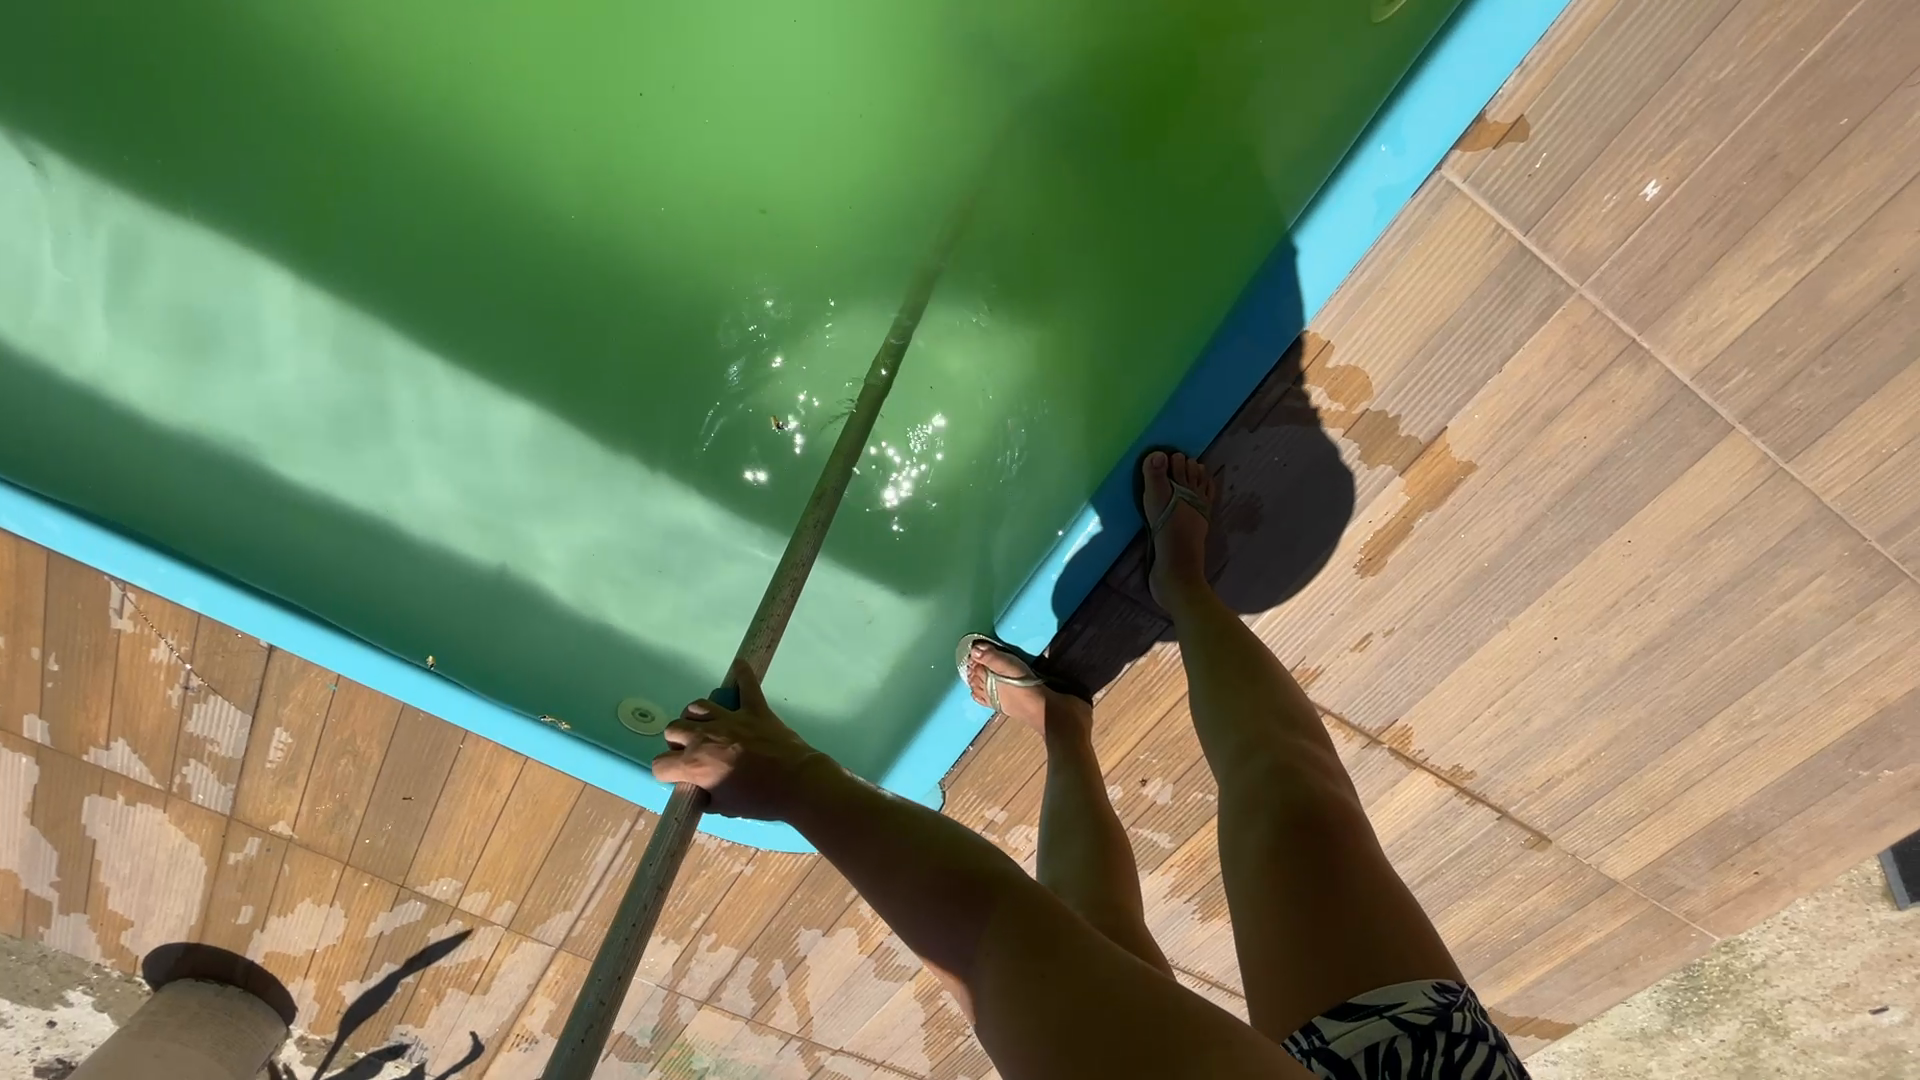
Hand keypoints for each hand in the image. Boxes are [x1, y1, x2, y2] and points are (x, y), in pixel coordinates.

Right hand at [650, 658, 837, 820]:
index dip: (666, 771)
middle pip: (673, 728)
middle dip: (677, 741)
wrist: (796, 783)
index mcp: (694, 764)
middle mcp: (705, 736)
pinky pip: (747, 685)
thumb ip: (704, 794)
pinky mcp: (755, 710)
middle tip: (692, 751)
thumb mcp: (722, 808)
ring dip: (697, 717)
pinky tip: (739, 666)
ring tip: (707, 726)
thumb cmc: (759, 800)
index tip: (676, 775)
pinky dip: (743, 675)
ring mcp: (730, 718)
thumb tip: (698, 788)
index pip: (660, 764)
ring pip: (698, 706)